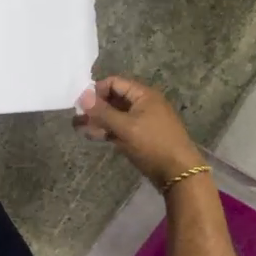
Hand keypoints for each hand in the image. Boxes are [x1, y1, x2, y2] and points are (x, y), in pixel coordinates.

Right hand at [74, 76, 206, 185]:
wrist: (178, 172)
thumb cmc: (153, 145)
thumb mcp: (125, 127)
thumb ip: (103, 112)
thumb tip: (82, 96)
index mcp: (143, 95)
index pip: (114, 83)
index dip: (97, 91)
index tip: (81, 105)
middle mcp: (143, 104)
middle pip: (114, 99)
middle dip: (95, 108)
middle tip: (77, 119)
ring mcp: (142, 121)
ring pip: (116, 115)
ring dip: (98, 121)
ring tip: (79, 129)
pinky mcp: (141, 136)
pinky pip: (121, 128)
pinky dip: (107, 130)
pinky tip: (93, 136)